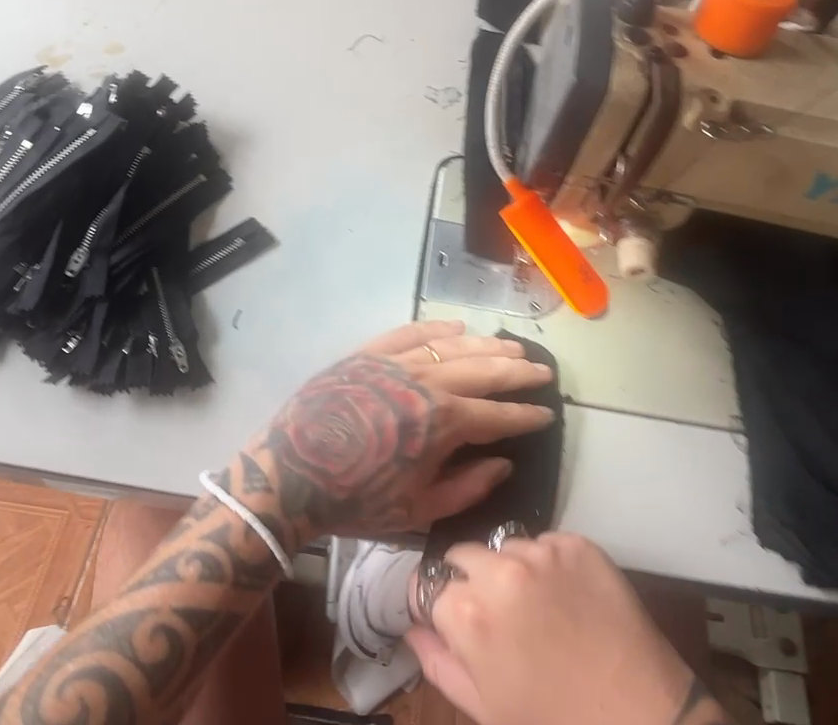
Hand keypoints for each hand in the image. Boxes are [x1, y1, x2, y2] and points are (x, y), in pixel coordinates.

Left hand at [226, 320, 554, 544]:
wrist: (289, 474)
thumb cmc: (355, 500)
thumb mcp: (418, 510)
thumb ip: (468, 487)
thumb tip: (505, 462)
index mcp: (443, 423)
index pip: (498, 415)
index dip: (527, 415)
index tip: (547, 413)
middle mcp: (427, 382)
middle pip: (485, 370)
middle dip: (519, 372)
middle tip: (543, 372)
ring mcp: (397, 362)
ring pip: (453, 345)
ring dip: (488, 345)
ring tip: (512, 346)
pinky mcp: (369, 353)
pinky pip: (410, 332)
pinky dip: (436, 328)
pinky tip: (456, 327)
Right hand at [406, 533, 726, 724]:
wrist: (639, 711)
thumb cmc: (552, 717)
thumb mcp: (484, 706)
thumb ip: (438, 663)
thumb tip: (414, 629)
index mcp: (466, 613)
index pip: (430, 586)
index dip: (440, 606)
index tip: (454, 620)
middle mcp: (499, 570)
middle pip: (464, 555)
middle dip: (471, 580)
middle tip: (499, 615)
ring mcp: (542, 552)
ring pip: (506, 547)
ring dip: (511, 569)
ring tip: (538, 607)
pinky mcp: (578, 543)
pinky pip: (547, 543)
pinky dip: (549, 564)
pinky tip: (567, 597)